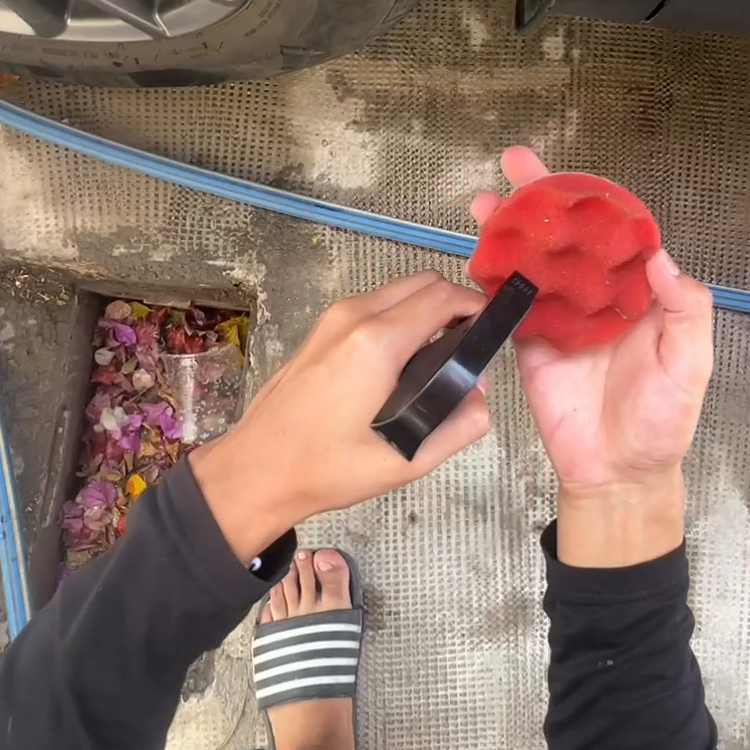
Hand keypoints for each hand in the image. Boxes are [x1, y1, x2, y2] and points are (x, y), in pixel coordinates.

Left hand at [191, 271, 492, 559]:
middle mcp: (355, 316)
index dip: (476, 307)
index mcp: (377, 343)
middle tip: (469, 343)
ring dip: (426, 306)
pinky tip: (405, 356)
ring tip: (440, 351)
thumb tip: (479, 393)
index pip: (444, 298)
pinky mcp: (323, 326)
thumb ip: (457, 426)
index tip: (492, 331)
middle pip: (424, 281)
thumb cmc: (328, 468)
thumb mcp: (405, 461)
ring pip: (399, 288)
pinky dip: (401, 313)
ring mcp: (334, 317)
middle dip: (455, 302)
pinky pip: (376, 302)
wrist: (257, 468)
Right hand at [469, 147, 715, 495]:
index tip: (571, 175)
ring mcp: (558, 318)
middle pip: (564, 237)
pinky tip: (476, 254)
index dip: (592, 200)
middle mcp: (594, 297)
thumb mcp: (690, 364)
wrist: (617, 472)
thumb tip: (661, 256)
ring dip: (507, 231)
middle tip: (516, 164)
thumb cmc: (663, 421)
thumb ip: (685, 310)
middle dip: (539, 199)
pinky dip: (491, 279)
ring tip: (485, 202)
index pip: (613, 234)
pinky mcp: (529, 343)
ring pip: (530, 263)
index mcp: (634, 294)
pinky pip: (508, 306)